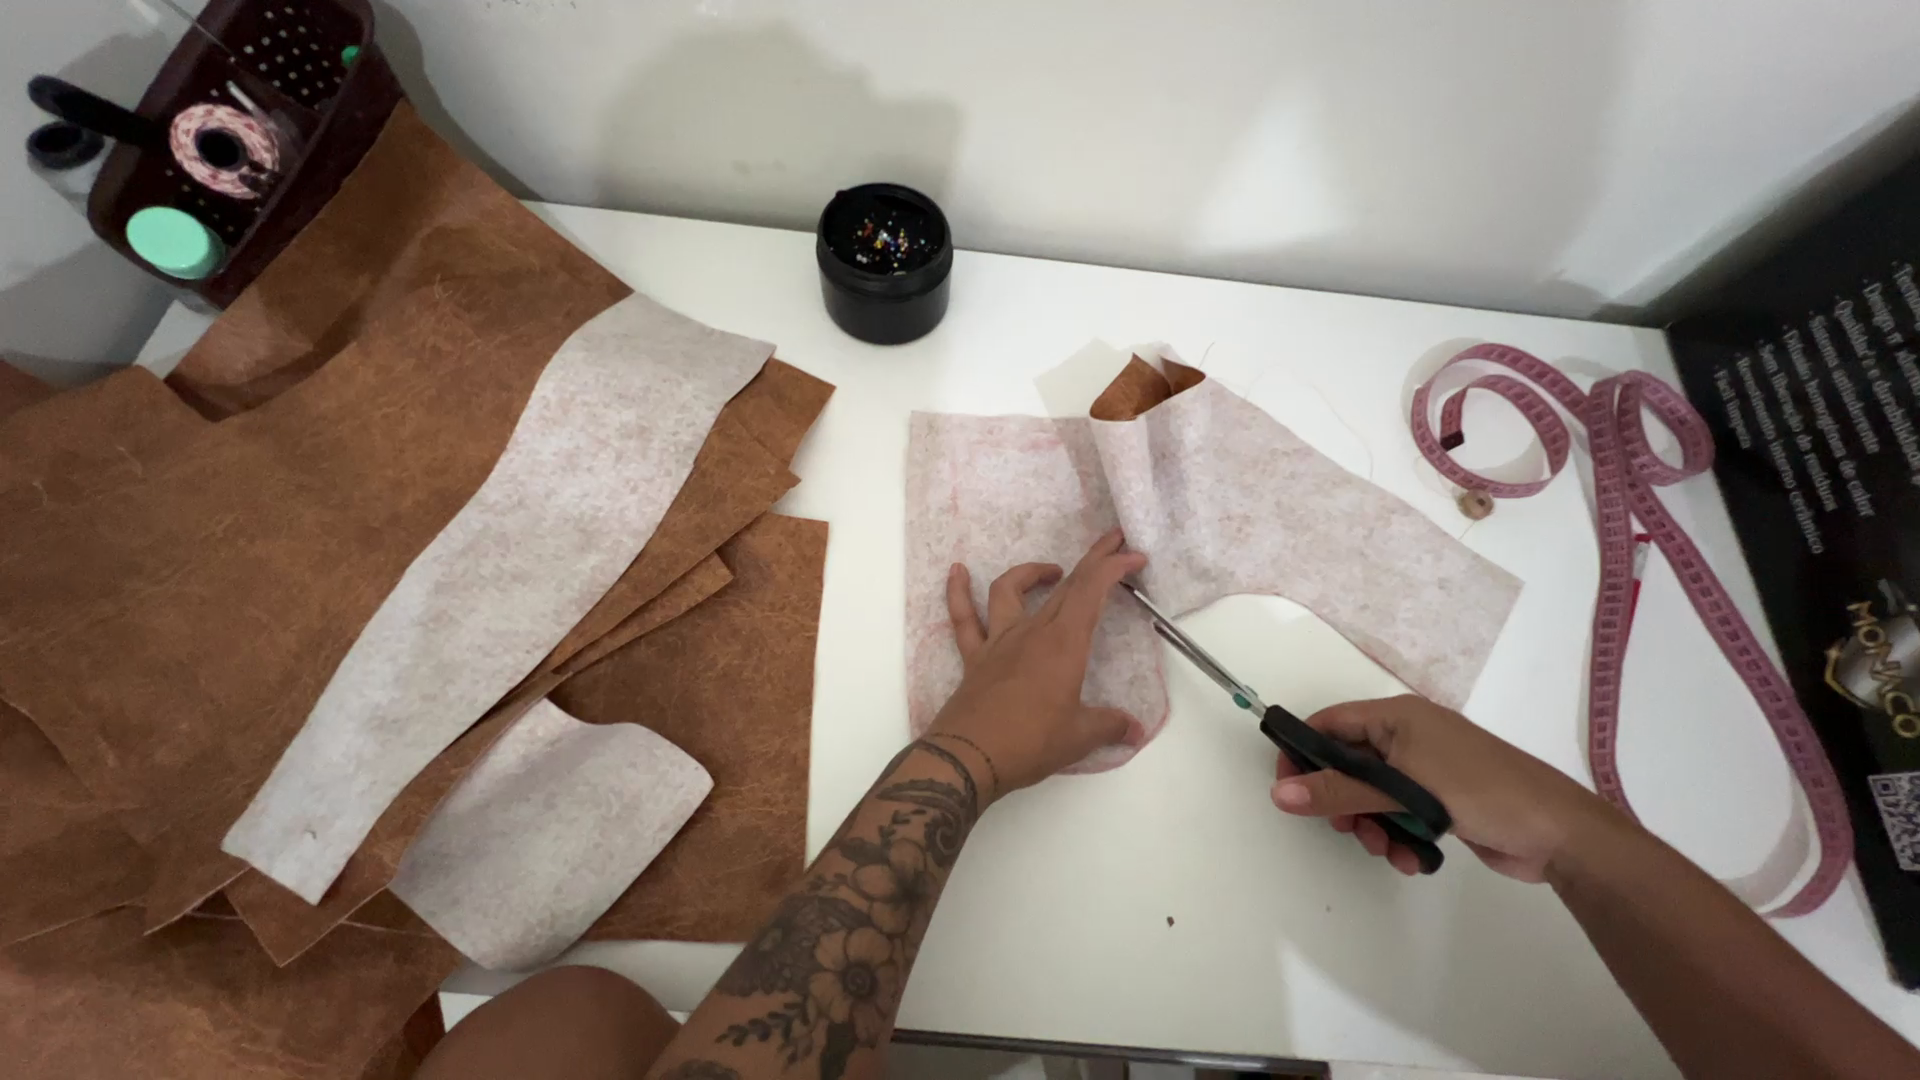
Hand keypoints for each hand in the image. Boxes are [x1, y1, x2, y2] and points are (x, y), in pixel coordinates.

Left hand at [929, 528, 1149, 802]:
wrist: (970, 757)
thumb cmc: (1030, 743)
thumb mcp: (1079, 737)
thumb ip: (1109, 726)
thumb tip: (1135, 729)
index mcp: (1063, 645)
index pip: (1091, 591)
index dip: (1114, 567)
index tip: (1133, 554)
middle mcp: (1031, 633)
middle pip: (1064, 585)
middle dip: (1092, 560)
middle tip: (1112, 543)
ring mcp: (998, 641)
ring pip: (1009, 590)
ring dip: (1031, 572)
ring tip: (1051, 570)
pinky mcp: (974, 657)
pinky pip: (963, 618)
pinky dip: (958, 591)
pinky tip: (956, 570)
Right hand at [1270, 695, 1620, 881]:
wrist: (1565, 835)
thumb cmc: (1481, 792)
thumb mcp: (1403, 788)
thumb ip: (1338, 791)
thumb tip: (1279, 794)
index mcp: (1397, 716)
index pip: (1329, 724)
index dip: (1302, 752)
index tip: (1288, 788)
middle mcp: (1407, 737)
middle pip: (1348, 764)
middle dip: (1342, 800)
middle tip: (1345, 828)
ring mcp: (1426, 770)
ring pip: (1371, 795)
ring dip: (1371, 825)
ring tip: (1387, 849)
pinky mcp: (1440, 801)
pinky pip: (1398, 813)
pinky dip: (1397, 836)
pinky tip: (1412, 858)